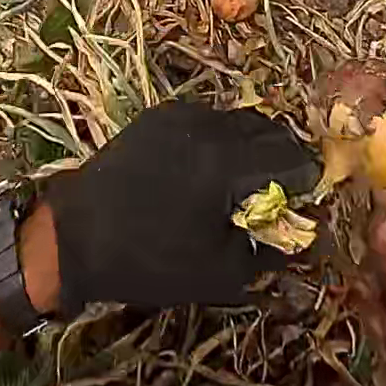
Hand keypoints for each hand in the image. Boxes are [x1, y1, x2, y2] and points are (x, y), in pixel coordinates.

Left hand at [44, 101, 318, 313]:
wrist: (76, 235)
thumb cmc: (150, 260)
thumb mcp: (219, 271)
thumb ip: (271, 251)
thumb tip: (309, 236)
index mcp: (226, 163)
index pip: (288, 156)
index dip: (304, 176)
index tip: (306, 196)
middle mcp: (208, 126)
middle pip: (267, 128)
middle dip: (283, 155)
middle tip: (281, 187)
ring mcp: (182, 114)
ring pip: (238, 119)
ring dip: (253, 143)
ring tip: (246, 177)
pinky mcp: (161, 113)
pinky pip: (208, 118)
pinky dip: (222, 137)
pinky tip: (209, 167)